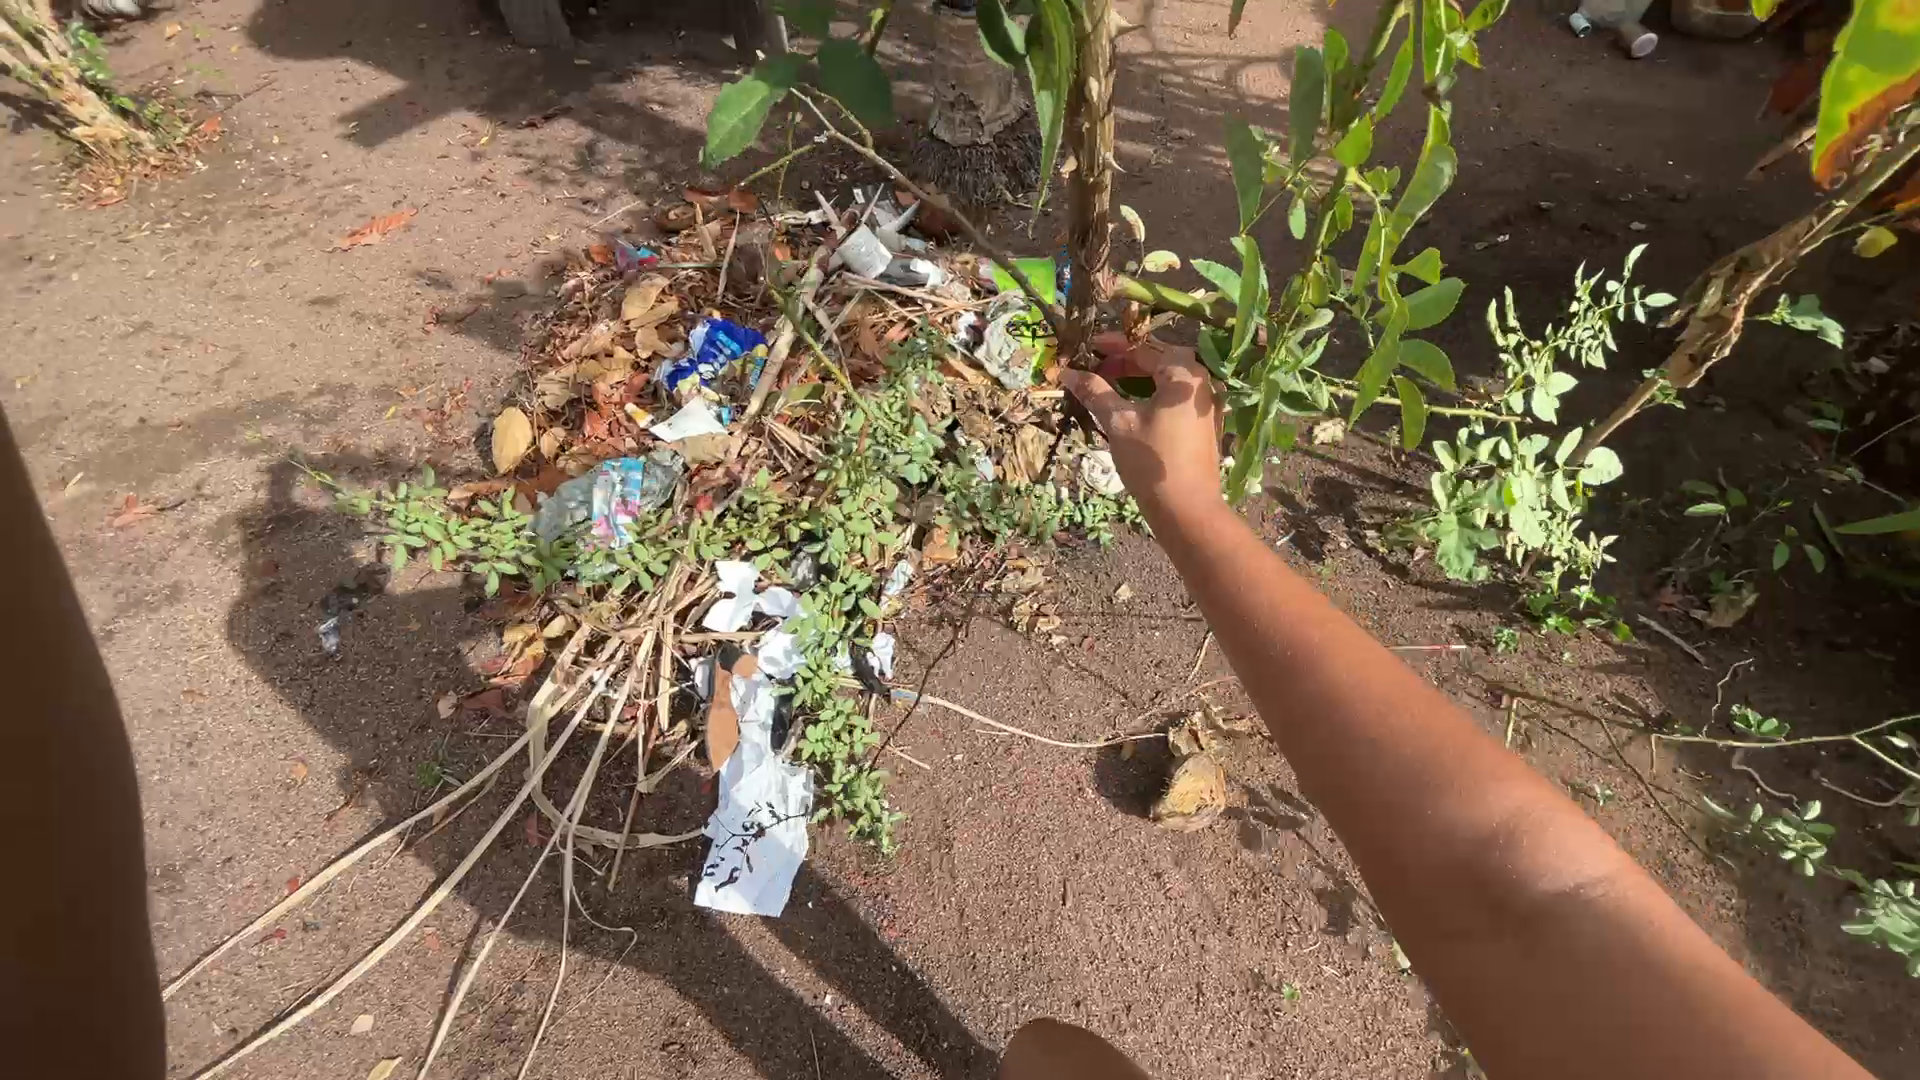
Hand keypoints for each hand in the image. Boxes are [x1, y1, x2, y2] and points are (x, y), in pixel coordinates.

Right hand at [1059, 333, 1222, 523]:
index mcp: (1183, 375)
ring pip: (1168, 381)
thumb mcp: (1118, 423)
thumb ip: (1095, 393)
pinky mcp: (1204, 426)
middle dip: (1127, 361)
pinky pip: (1176, 400)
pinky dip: (1153, 397)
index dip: (1115, 346)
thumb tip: (1067, 373)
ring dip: (1139, 380)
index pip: (1145, 348)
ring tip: (1111, 388)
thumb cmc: (1151, 461)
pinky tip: (1134, 409)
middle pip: (1160, 361)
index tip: (1090, 347)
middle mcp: (1201, 384)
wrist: (1186, 508)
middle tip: (1099, 369)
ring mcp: (1207, 406)